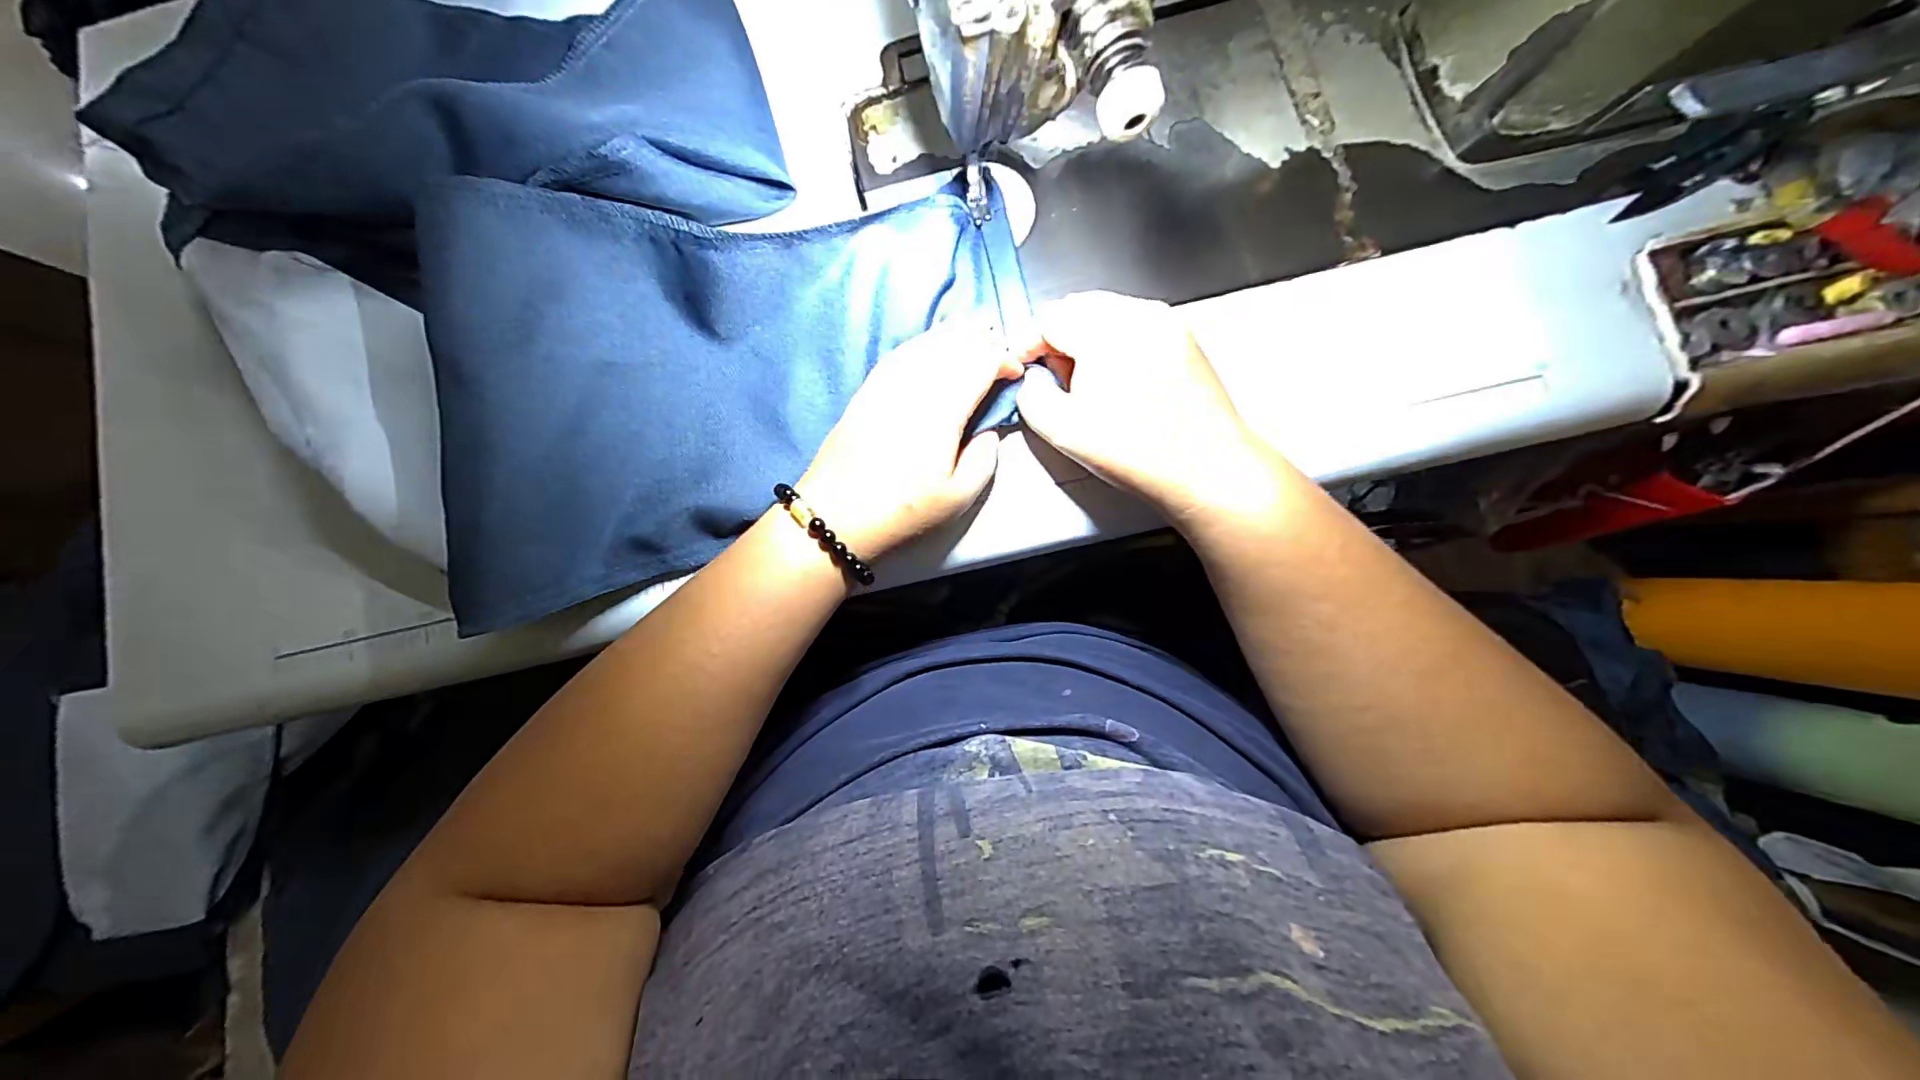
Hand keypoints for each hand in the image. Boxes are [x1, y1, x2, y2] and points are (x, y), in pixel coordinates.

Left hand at [796, 319, 1025, 559]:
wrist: (837, 513)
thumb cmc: (902, 510)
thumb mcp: (958, 497)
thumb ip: (984, 458)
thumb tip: (989, 430)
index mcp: (943, 410)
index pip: (979, 362)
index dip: (1003, 359)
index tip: (1015, 373)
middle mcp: (915, 385)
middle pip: (954, 345)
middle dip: (982, 340)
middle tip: (999, 346)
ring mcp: (887, 383)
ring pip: (926, 343)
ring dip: (954, 335)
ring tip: (973, 333)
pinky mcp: (868, 389)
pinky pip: (900, 352)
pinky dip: (923, 342)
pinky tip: (931, 344)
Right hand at [1014, 292, 1281, 526]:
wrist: (1205, 467)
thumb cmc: (1138, 452)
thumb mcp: (1063, 431)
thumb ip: (1030, 395)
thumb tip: (1033, 377)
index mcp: (1104, 332)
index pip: (1050, 318)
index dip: (1031, 345)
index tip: (1029, 370)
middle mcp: (1137, 314)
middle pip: (1078, 307)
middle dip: (1060, 339)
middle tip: (1060, 380)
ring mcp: (1164, 321)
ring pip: (1107, 312)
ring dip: (1088, 339)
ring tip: (1094, 384)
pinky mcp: (1181, 335)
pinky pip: (1134, 324)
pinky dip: (1117, 343)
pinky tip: (1122, 381)